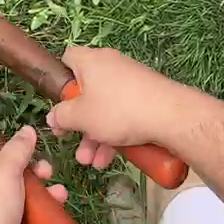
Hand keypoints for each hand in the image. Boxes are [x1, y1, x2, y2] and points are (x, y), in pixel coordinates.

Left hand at [0, 125, 66, 223]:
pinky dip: (38, 221)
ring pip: (19, 202)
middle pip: (10, 178)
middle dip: (34, 176)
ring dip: (41, 198)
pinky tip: (55, 217)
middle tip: (49, 174)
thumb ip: (18, 150)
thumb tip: (27, 129)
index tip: (35, 154)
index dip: (16, 153)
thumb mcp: (4, 171)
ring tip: (61, 196)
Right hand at [45, 46, 203, 169]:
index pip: (67, 60)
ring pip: (104, 107)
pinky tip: (111, 158)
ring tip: (93, 163)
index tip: (60, 104)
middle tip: (74, 143)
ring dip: (96, 136)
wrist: (171, 115)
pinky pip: (122, 112)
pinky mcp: (145, 95)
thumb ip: (61, 117)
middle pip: (86, 91)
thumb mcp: (81, 116)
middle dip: (79, 123)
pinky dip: (115, 133)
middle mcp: (109, 65)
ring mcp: (129, 80)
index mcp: (90, 60)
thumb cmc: (118, 110)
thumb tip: (52, 117)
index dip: (61, 82)